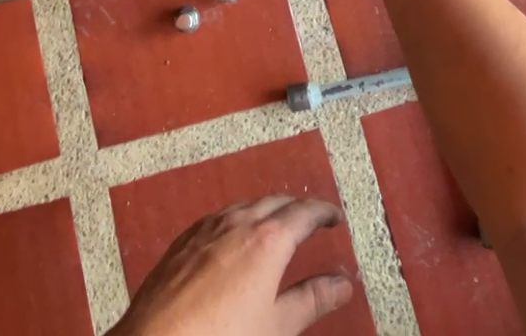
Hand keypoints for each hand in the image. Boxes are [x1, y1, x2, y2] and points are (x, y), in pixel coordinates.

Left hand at [110, 196, 353, 335]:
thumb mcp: (277, 327)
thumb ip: (311, 300)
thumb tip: (341, 284)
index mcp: (267, 240)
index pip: (304, 213)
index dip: (323, 212)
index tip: (334, 217)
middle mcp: (237, 223)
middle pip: (275, 202)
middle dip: (296, 208)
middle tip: (311, 221)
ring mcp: (206, 229)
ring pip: (245, 206)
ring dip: (266, 210)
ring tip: (276, 227)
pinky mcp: (183, 241)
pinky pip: (219, 218)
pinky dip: (237, 220)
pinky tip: (235, 239)